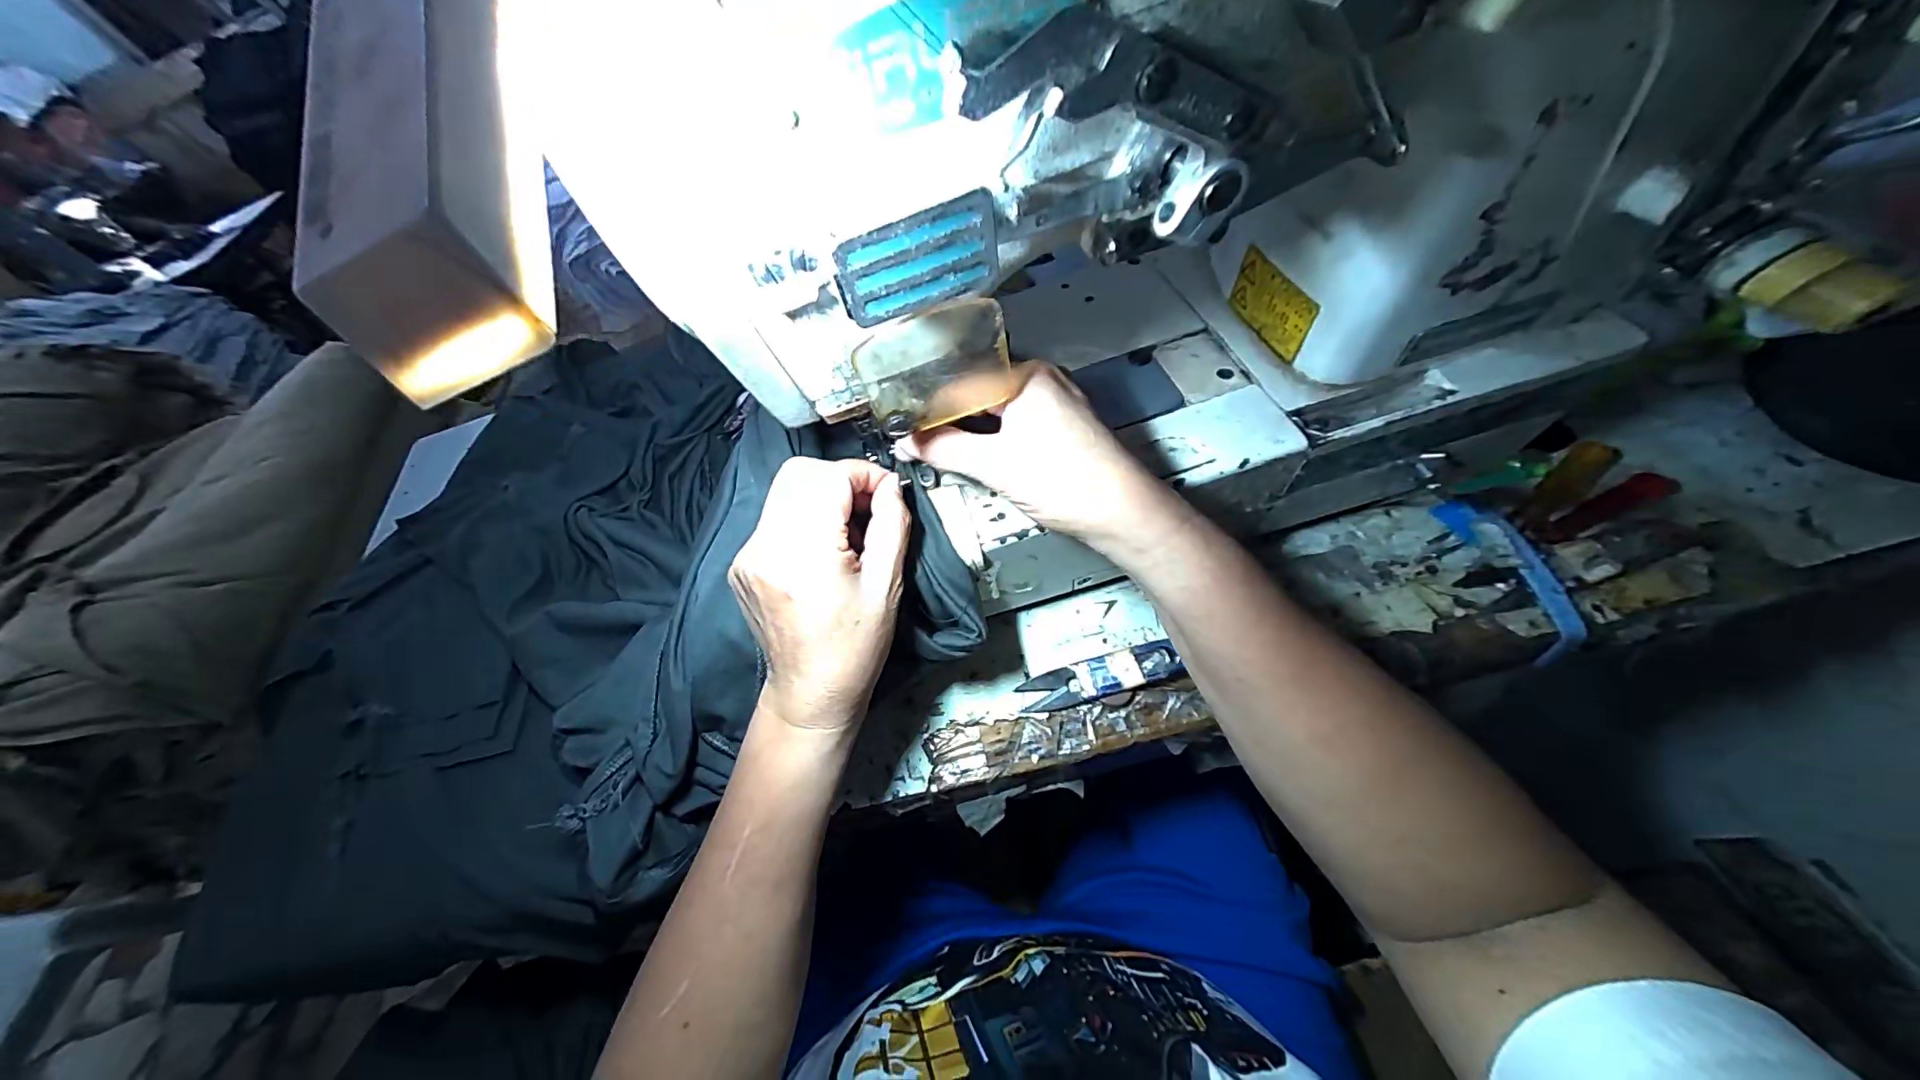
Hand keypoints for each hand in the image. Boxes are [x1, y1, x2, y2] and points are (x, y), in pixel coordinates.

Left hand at [728, 458, 910, 733]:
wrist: (810, 692)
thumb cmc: (855, 647)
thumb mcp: (887, 586)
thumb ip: (892, 525)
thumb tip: (891, 486)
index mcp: (803, 554)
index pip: (829, 477)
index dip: (865, 475)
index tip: (887, 494)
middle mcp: (765, 547)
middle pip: (800, 472)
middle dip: (841, 480)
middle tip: (869, 510)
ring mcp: (747, 554)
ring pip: (786, 490)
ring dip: (823, 497)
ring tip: (849, 534)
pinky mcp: (742, 563)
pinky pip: (776, 517)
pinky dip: (805, 518)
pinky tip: (825, 551)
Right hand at [895, 362, 1170, 551]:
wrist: (1122, 513)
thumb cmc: (1072, 482)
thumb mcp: (993, 466)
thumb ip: (944, 450)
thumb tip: (912, 442)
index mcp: (1026, 376)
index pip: (961, 377)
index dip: (928, 400)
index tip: (905, 419)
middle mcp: (1042, 381)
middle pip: (978, 390)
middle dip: (947, 414)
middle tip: (917, 434)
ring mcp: (1054, 403)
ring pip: (995, 408)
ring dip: (968, 427)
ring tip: (940, 445)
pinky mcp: (1060, 427)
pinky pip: (1014, 422)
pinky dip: (991, 436)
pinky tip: (975, 453)